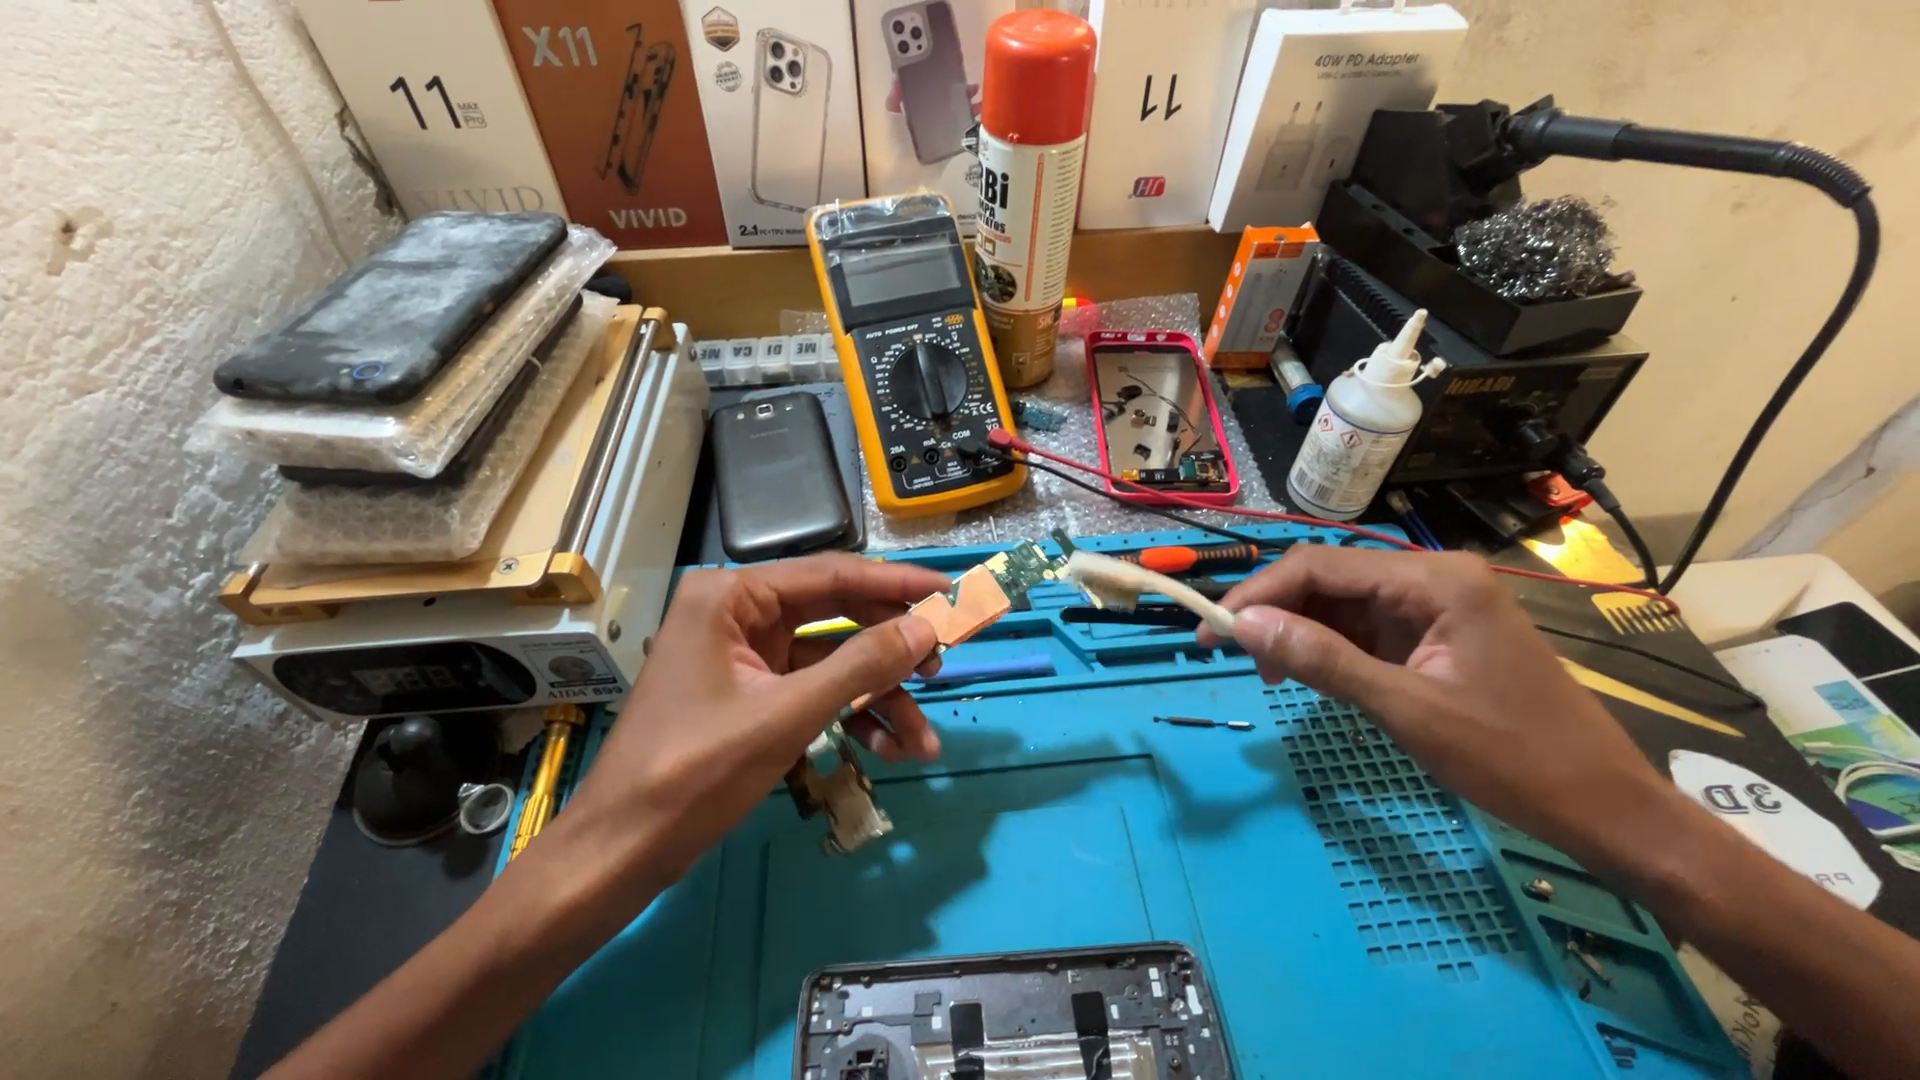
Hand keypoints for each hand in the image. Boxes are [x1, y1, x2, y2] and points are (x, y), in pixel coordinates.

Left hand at [556, 554, 949, 890]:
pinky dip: (851, 719)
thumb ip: (861, 665)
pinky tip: (888, 751)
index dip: (897, 586)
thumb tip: (926, 627)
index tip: (951, 594)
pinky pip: (815, 693)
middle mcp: (738, 614)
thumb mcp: (787, 714)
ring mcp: (745, 657)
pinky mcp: (751, 695)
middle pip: (837, 617)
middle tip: (942, 669)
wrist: (623, 849)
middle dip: (891, 651)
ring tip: (923, 741)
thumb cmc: (695, 770)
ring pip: (833, 663)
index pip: (832, 576)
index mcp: (732, 596)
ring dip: (879, 699)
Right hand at [1196, 547, 1683, 862]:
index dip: (1259, 593)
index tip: (1213, 630)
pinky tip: (1308, 675)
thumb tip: (1241, 625)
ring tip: (1270, 675)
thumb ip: (1321, 660)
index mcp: (1435, 580)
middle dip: (1276, 613)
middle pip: (1329, 579)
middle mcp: (1433, 578)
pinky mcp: (1436, 635)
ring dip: (1299, 633)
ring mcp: (1436, 606)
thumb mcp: (1406, 709)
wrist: (1604, 806)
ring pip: (1342, 604)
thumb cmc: (1513, 757)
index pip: (1321, 566)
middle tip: (1235, 658)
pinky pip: (1365, 629)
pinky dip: (1329, 649)